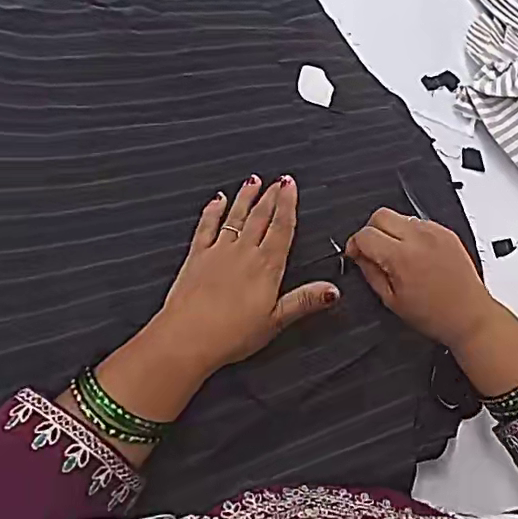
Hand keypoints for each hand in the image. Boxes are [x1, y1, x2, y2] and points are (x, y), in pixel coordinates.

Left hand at [152, 174, 338, 373]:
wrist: (186, 338)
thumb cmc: (230, 334)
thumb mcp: (276, 320)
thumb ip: (304, 301)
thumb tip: (331, 290)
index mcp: (266, 267)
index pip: (282, 227)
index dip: (288, 204)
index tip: (290, 186)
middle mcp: (243, 253)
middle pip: (261, 217)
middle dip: (271, 196)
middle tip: (278, 180)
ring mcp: (218, 252)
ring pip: (236, 216)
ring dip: (246, 197)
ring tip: (253, 181)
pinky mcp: (196, 258)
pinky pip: (206, 226)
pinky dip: (212, 211)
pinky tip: (216, 201)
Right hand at [345, 209, 517, 395]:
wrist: (469, 316)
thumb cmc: (436, 315)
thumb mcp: (392, 300)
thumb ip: (370, 273)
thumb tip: (359, 256)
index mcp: (402, 257)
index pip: (365, 234)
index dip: (355, 244)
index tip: (356, 253)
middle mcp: (419, 239)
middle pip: (380, 215)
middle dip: (371, 231)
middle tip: (373, 250)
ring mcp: (436, 232)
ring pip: (400, 216)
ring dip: (392, 231)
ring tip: (397, 255)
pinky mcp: (447, 232)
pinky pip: (420, 222)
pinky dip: (411, 233)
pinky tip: (415, 254)